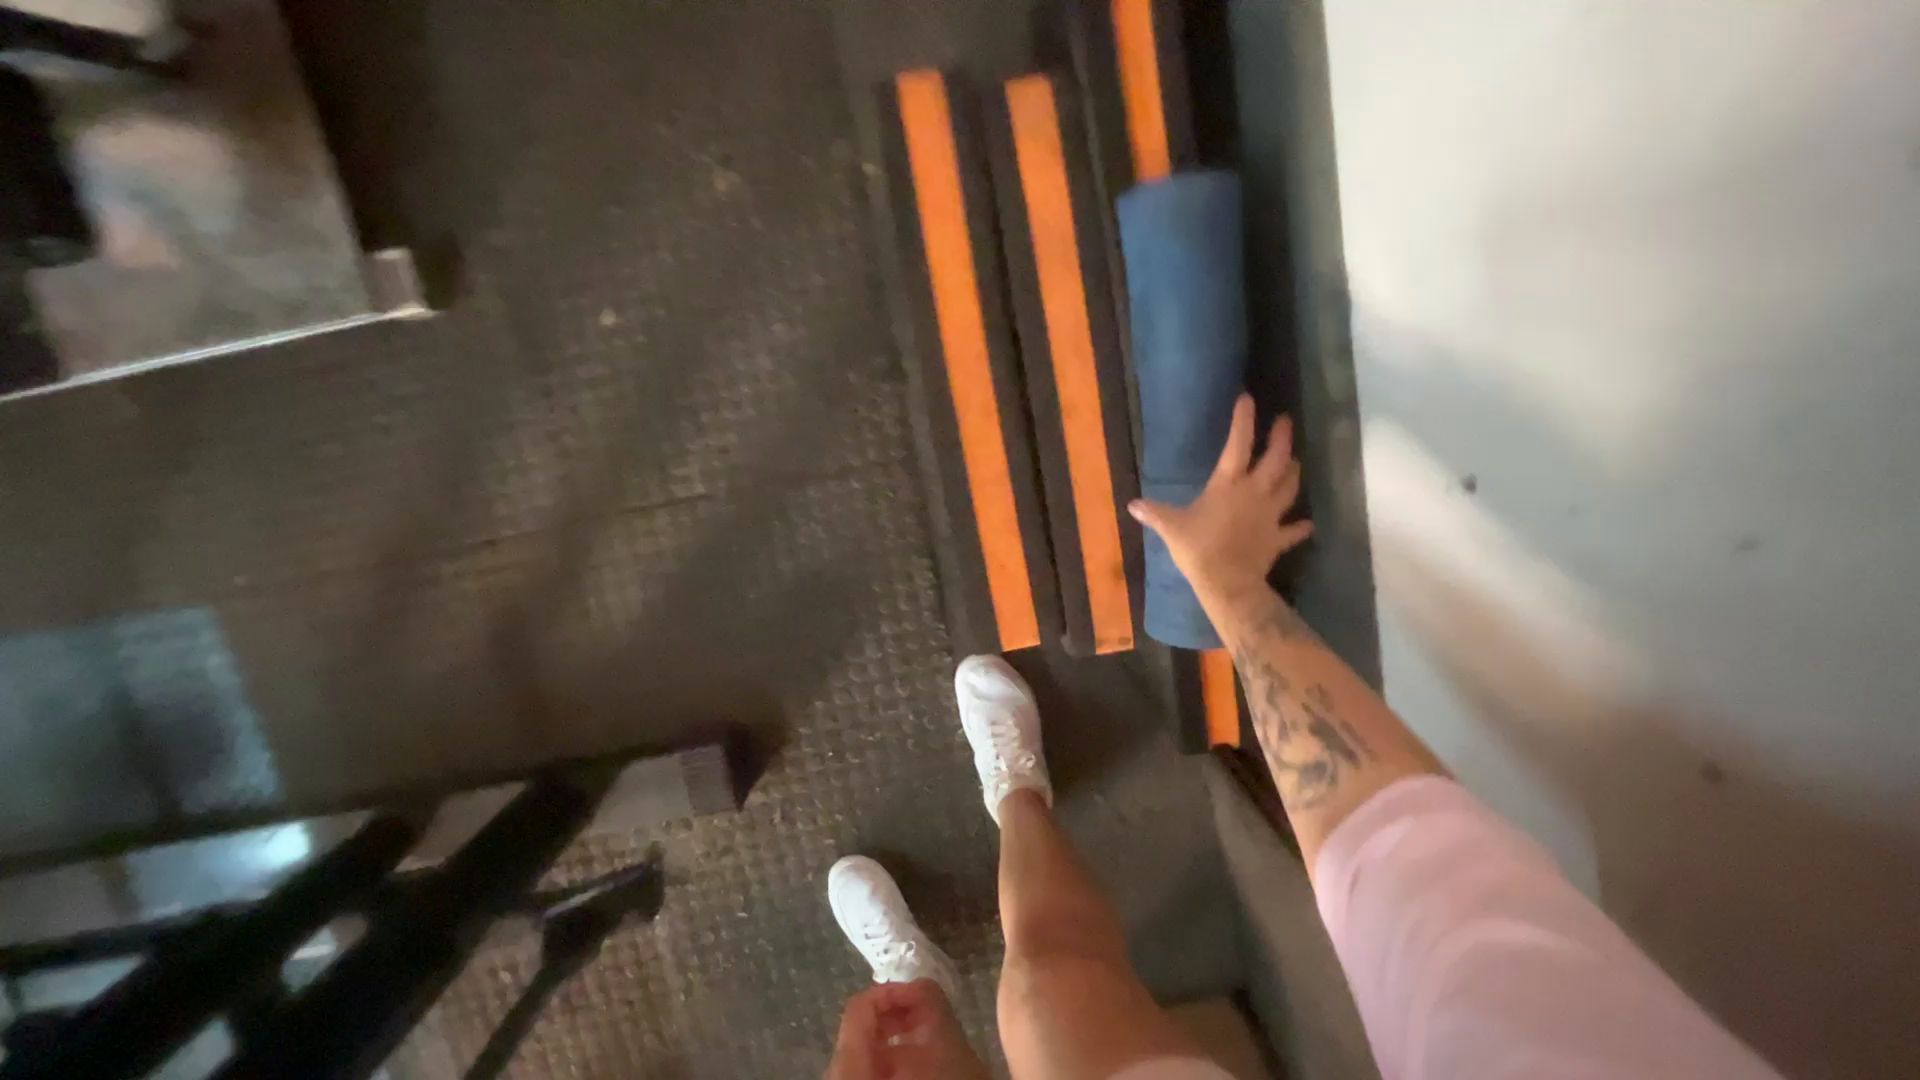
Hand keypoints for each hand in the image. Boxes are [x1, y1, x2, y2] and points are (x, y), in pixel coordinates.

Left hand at [825, 981, 972, 1079]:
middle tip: (939, 1022)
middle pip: (865, 1033)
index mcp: (847, 1067)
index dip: (895, 991)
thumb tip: (926, 983)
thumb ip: (934, 1008)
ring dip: (908, 1048)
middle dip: (905, 1020)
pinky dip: (904, 1073)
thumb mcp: (949, 1055)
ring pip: (873, 1062)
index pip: (860, 1006)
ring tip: (941, 1051)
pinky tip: (931, 1075)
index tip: (930, 996)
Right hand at [1128, 394, 1312, 598]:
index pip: (1237, 445)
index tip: (1248, 398)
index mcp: (1227, 484)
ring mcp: (1270, 515)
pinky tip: (1307, 524)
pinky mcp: (1277, 539)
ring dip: (1294, 473)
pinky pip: (1293, 531)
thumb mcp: (1171, 527)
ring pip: (1289, 487)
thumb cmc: (1198, 548)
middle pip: (1276, 460)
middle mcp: (1254, 493)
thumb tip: (1132, 505)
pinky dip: (1300, 527)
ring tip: (1295, 462)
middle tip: (1285, 422)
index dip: (1243, 421)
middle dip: (1282, 438)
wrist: (1227, 582)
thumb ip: (1155, 513)